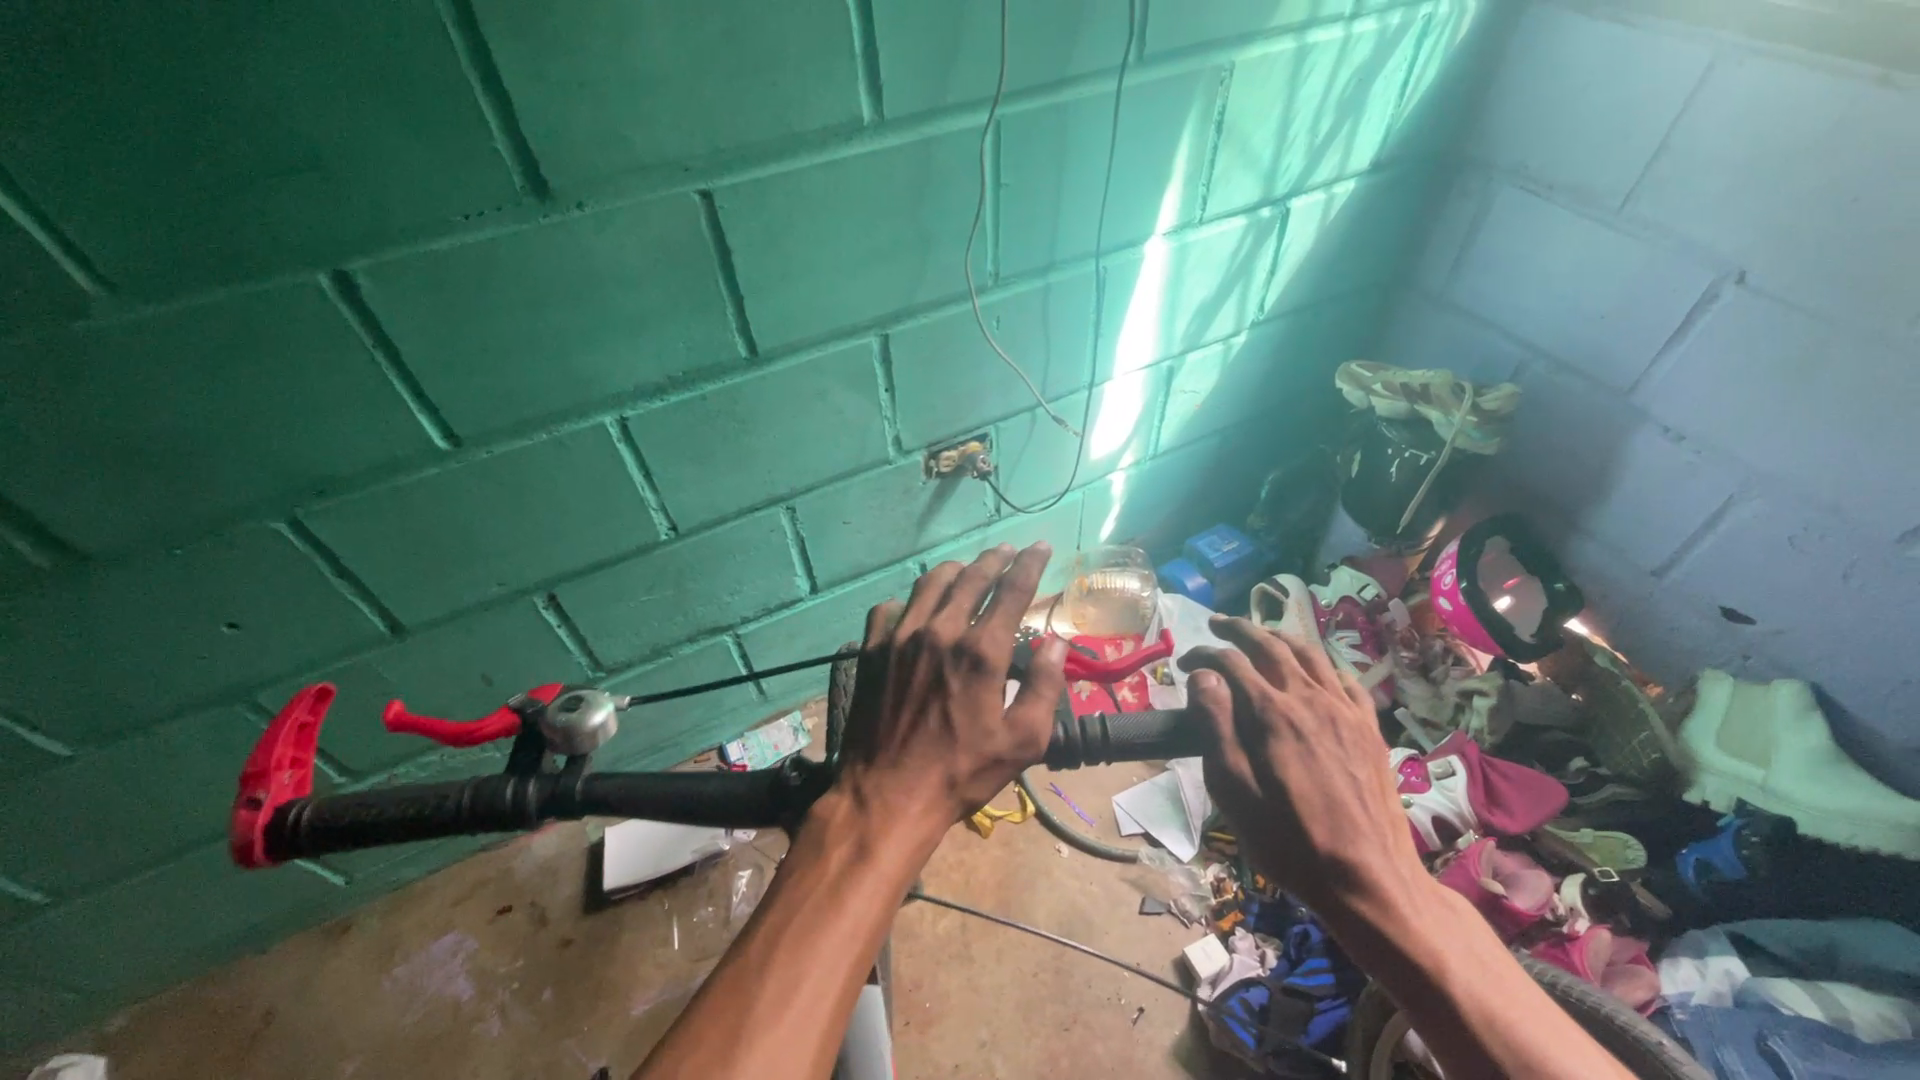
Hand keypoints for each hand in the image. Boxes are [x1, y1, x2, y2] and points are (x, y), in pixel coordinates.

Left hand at [834, 543, 1068, 832]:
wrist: (888, 795)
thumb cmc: (962, 772)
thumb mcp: (1023, 741)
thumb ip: (1046, 687)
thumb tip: (1057, 642)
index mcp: (982, 651)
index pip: (1012, 590)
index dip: (1030, 563)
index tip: (1041, 547)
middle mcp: (941, 631)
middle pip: (971, 577)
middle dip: (994, 559)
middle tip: (1007, 551)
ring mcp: (900, 637)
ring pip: (929, 583)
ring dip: (954, 570)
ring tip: (967, 568)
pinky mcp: (871, 650)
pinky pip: (888, 609)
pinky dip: (908, 601)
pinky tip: (915, 608)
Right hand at [1178, 616, 1421, 911]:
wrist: (1368, 878)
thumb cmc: (1289, 841)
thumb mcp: (1234, 791)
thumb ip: (1216, 727)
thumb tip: (1204, 677)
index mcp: (1272, 714)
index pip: (1231, 662)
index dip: (1203, 655)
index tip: (1184, 665)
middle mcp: (1311, 699)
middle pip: (1272, 645)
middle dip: (1240, 630)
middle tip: (1216, 625)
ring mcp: (1346, 712)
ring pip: (1311, 655)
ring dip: (1281, 638)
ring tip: (1262, 637)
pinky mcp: (1369, 730)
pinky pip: (1347, 680)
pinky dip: (1324, 665)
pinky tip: (1316, 672)